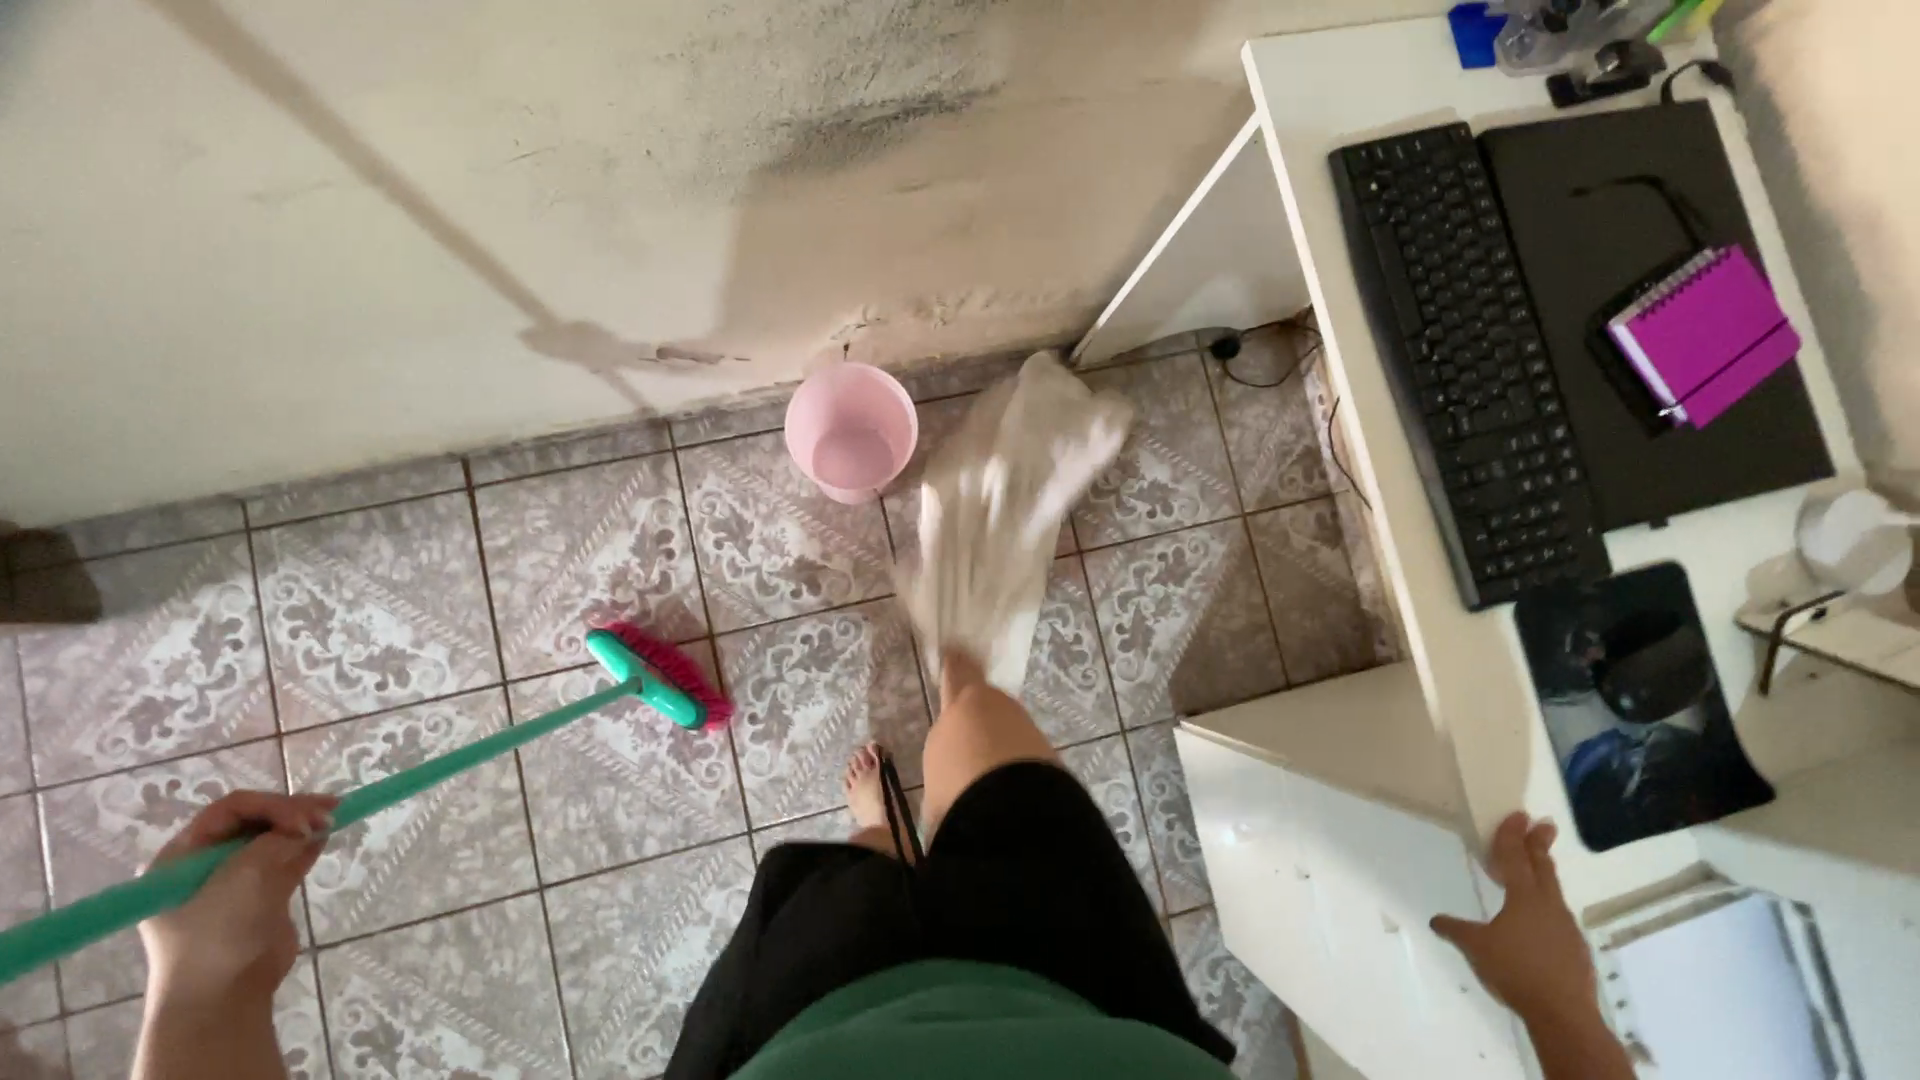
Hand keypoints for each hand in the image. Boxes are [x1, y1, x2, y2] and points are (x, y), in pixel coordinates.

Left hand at [138, 791, 337, 1007]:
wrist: (224, 994)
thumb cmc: (219, 931)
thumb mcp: (244, 876)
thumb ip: (276, 841)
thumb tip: (311, 824)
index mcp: (181, 858)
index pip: (230, 810)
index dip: (273, 805)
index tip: (306, 818)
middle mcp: (204, 864)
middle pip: (254, 820)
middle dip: (293, 812)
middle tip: (331, 810)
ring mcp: (234, 880)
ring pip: (273, 838)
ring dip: (304, 824)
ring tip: (337, 816)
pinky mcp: (261, 895)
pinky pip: (286, 859)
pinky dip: (307, 844)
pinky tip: (327, 834)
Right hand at [1431, 813, 1596, 1027]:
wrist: (1564, 1015)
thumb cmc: (1515, 970)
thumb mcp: (1475, 947)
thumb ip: (1455, 929)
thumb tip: (1436, 920)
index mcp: (1525, 898)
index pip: (1515, 858)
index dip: (1512, 836)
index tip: (1519, 814)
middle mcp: (1549, 907)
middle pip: (1543, 869)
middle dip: (1540, 845)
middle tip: (1544, 824)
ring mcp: (1566, 929)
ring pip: (1553, 893)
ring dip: (1544, 875)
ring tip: (1537, 869)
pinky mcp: (1575, 950)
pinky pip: (1557, 917)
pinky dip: (1546, 905)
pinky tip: (1537, 919)